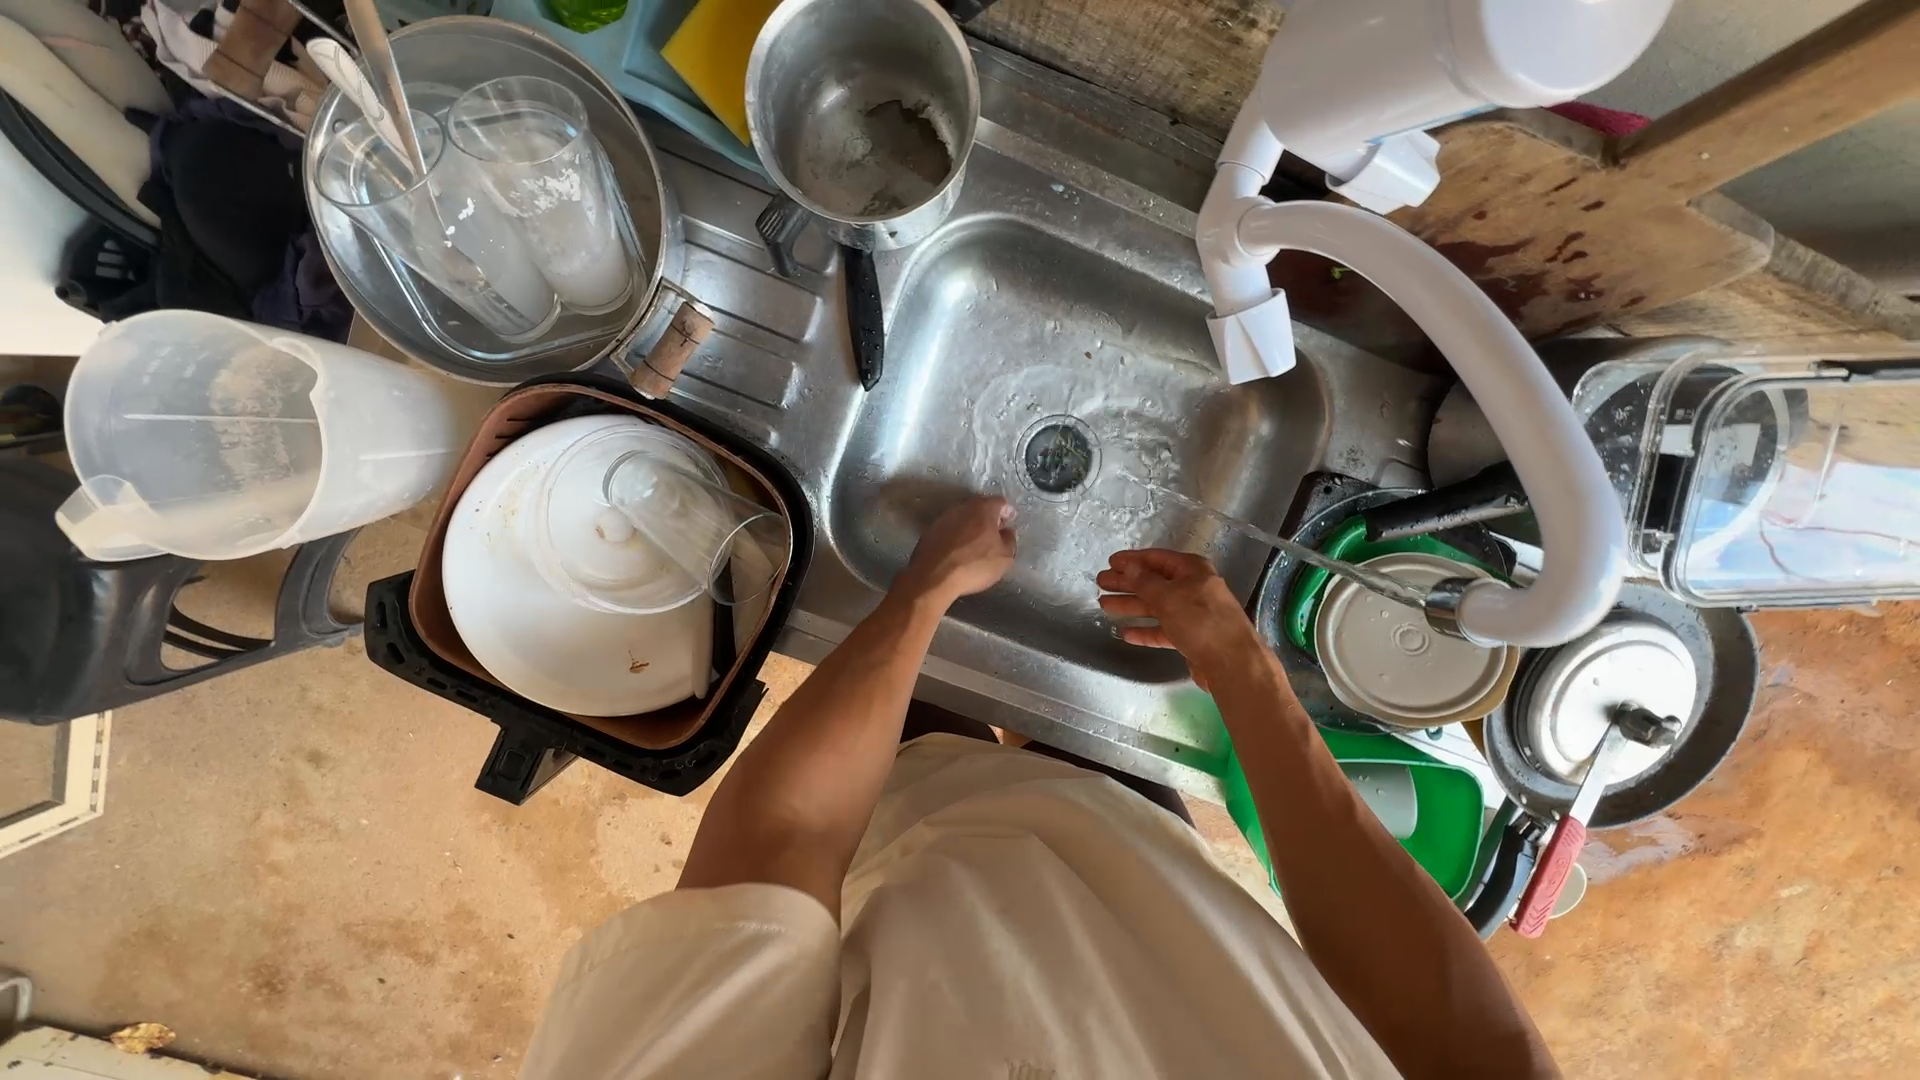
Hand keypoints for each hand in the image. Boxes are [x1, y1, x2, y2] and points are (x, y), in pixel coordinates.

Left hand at [898, 496, 1016, 604]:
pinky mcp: (929, 532)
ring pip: (963, 518)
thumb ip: (1009, 541)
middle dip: (989, 517)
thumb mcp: (1004, 558)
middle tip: (996, 530)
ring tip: (977, 540)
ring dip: (971, 526)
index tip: (1011, 519)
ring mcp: (942, 518)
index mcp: (983, 508)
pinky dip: (957, 535)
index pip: (1000, 502)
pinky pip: (949, 530)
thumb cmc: (974, 565)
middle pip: (980, 507)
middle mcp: (962, 507)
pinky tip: (959, 548)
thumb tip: (1006, 532)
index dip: (1008, 511)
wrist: (933, 577)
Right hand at [1096, 549, 1262, 688]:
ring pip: (1156, 606)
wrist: (1232, 663)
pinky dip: (1145, 630)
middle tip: (1101, 583)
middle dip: (1127, 583)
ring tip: (1104, 605)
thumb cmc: (1201, 621)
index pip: (1156, 559)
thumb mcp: (1168, 597)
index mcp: (1192, 570)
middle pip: (1154, 582)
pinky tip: (1125, 633)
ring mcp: (1193, 614)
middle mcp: (1193, 588)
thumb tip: (1129, 567)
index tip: (1110, 562)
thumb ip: (1145, 582)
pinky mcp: (1191, 637)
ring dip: (1131, 605)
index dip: (1132, 560)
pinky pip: (1162, 630)